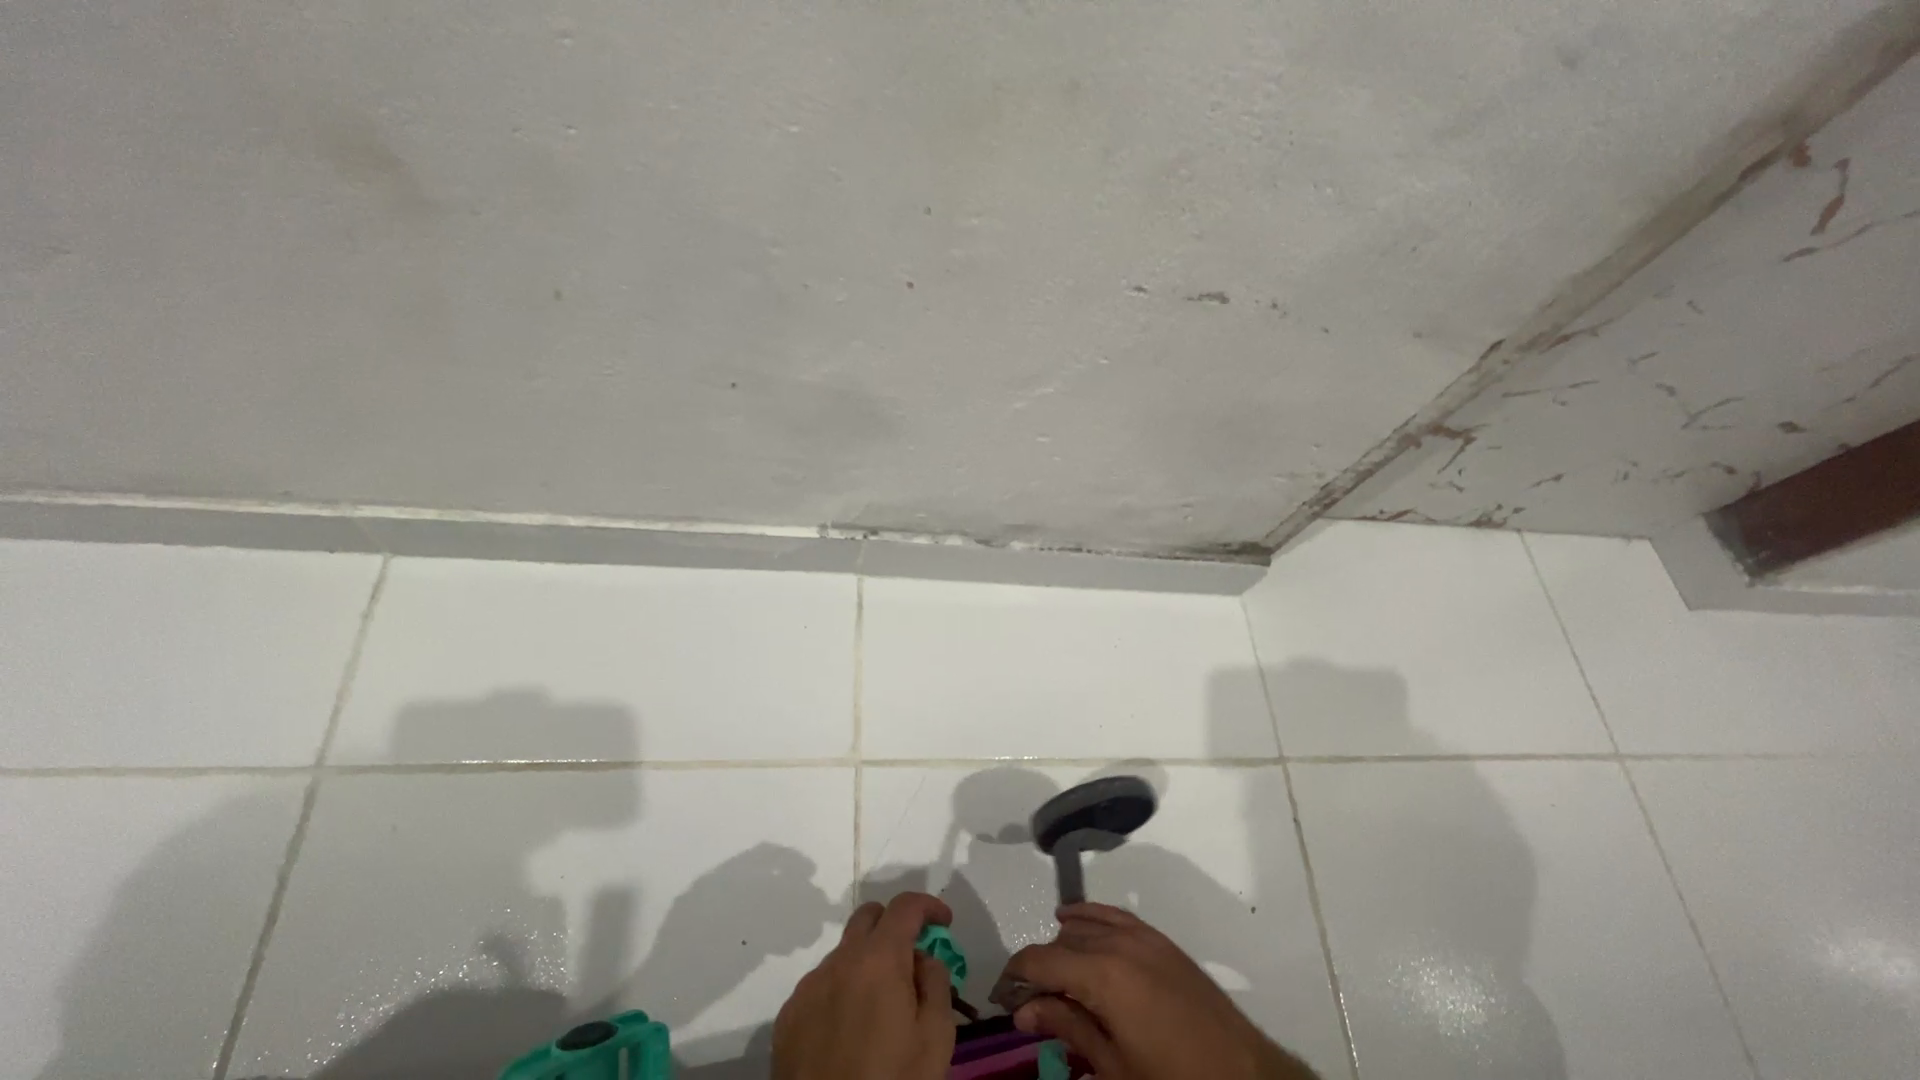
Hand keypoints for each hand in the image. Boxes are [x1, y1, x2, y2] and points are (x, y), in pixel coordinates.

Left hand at [772, 892, 956, 1079]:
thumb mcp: (936, 1037)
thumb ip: (936, 983)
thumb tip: (922, 959)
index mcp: (878, 960)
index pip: (904, 906)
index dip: (928, 906)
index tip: (944, 923)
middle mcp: (838, 962)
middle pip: (867, 918)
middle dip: (894, 925)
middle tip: (913, 957)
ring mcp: (807, 988)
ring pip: (842, 955)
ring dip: (866, 963)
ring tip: (882, 1007)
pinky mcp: (788, 1016)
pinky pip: (820, 987)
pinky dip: (841, 992)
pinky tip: (851, 1029)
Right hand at [1003, 903, 1318, 1079]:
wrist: (1243, 1074)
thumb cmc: (1171, 1078)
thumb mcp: (1113, 1065)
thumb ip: (1067, 1028)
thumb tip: (1025, 1011)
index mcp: (1101, 975)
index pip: (1039, 961)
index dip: (1014, 977)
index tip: (1002, 998)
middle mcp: (1118, 943)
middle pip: (1060, 943)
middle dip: (1039, 968)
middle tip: (1030, 1002)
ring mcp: (1142, 937)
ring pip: (1085, 925)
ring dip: (1063, 946)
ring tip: (1054, 978)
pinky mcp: (1161, 941)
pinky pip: (1115, 916)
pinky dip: (1091, 917)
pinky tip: (1074, 921)